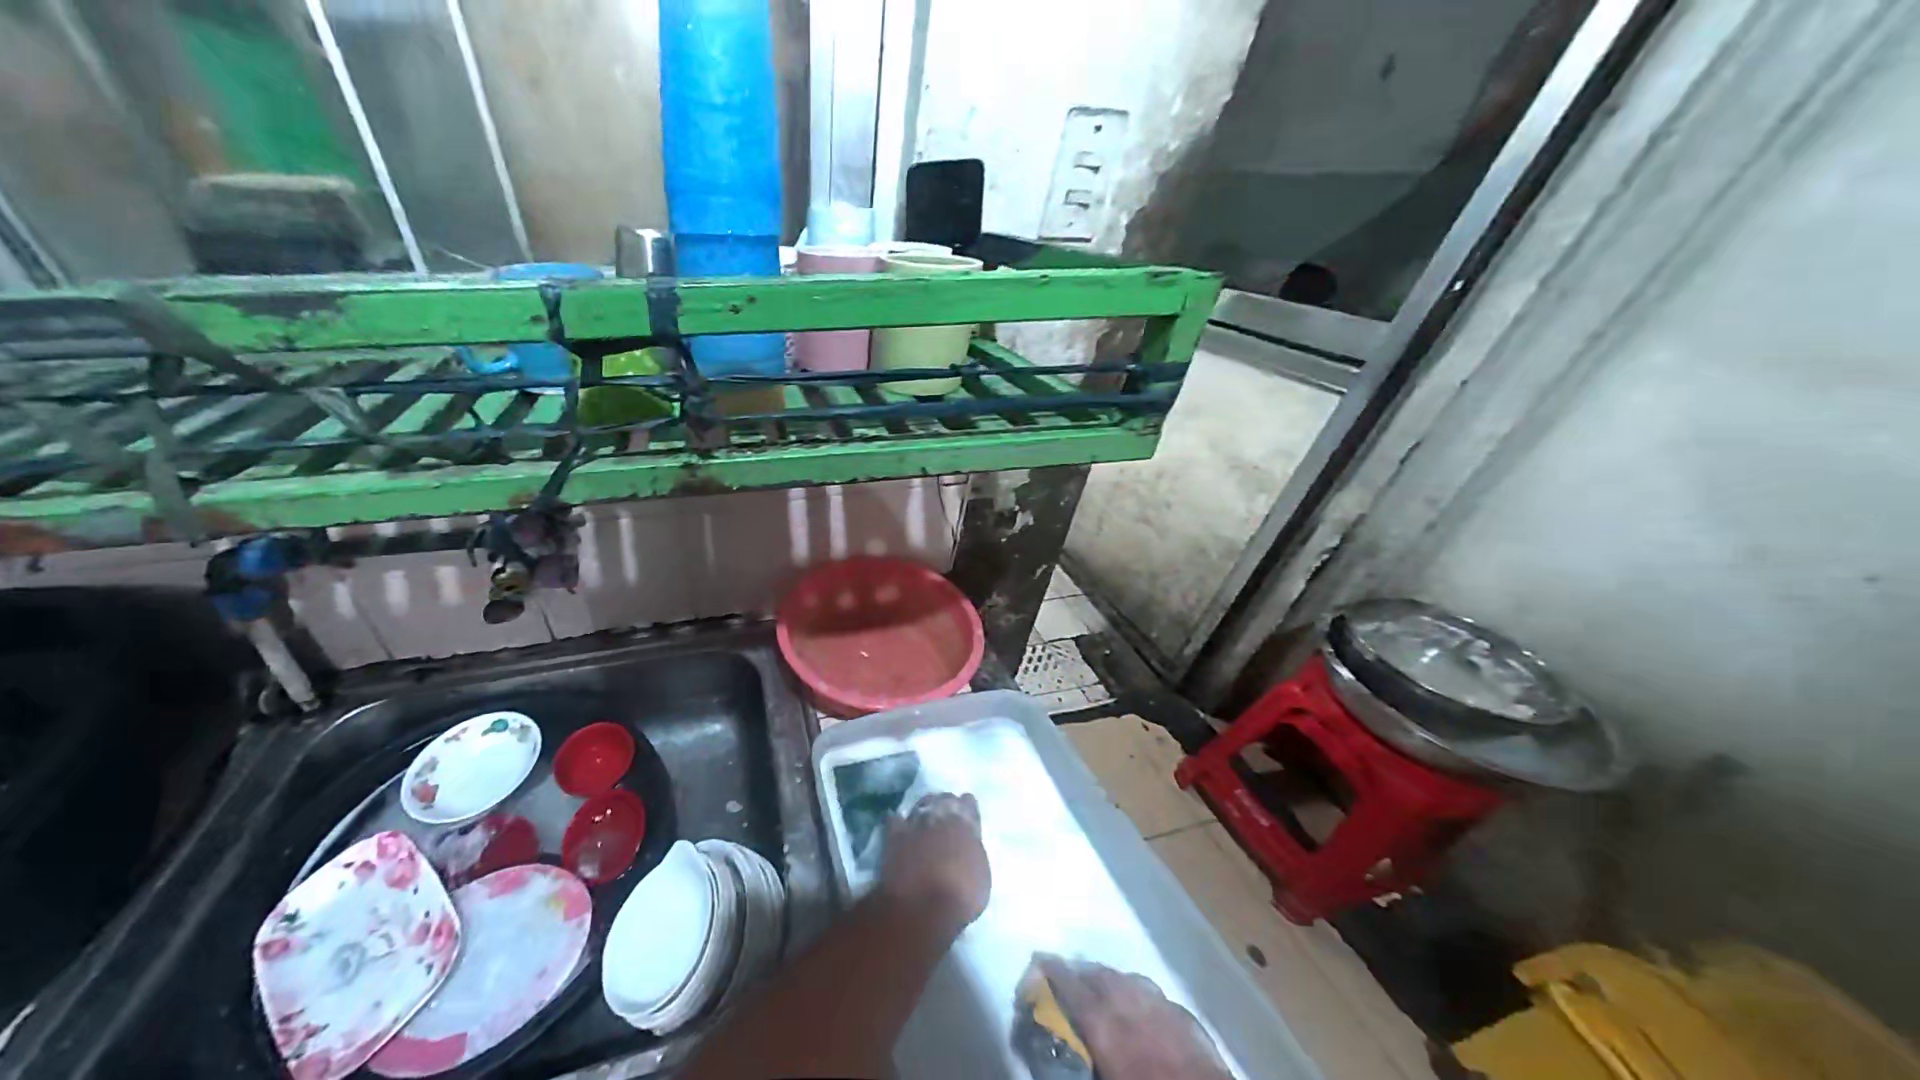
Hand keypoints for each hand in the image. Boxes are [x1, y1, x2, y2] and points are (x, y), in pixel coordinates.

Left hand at [878, 792, 990, 935]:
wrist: (923, 906)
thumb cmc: (961, 895)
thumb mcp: (981, 872)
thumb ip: (972, 849)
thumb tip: (966, 844)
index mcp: (965, 822)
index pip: (968, 802)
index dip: (967, 808)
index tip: (966, 815)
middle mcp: (939, 814)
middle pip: (943, 799)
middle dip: (944, 805)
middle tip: (945, 815)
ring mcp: (914, 822)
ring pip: (919, 805)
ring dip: (923, 810)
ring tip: (923, 818)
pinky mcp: (893, 836)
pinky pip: (894, 820)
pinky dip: (897, 822)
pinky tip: (898, 825)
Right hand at [1037, 956, 1231, 1079]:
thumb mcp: (1102, 1077)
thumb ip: (1081, 1063)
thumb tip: (1063, 1054)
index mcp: (1103, 1024)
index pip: (1069, 986)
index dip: (1050, 971)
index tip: (1036, 963)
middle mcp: (1129, 1002)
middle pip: (1099, 974)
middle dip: (1079, 973)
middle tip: (1066, 982)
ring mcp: (1160, 1005)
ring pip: (1128, 978)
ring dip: (1110, 981)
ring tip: (1100, 991)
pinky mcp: (1185, 1017)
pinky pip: (1153, 996)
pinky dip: (1138, 996)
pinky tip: (1139, 1009)